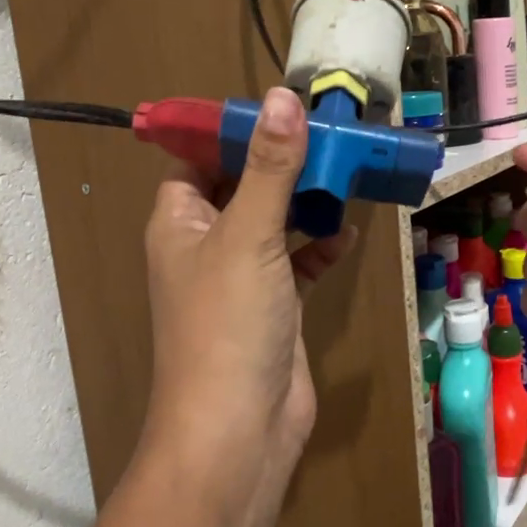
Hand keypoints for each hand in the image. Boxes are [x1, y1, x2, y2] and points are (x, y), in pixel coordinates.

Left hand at [144, 87, 357, 455]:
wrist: (239, 429)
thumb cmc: (228, 324)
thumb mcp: (249, 235)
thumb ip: (269, 167)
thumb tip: (281, 98)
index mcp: (179, 223)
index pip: (197, 159)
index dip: (231, 131)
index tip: (280, 108)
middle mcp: (205, 245)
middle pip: (241, 186)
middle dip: (280, 161)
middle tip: (329, 133)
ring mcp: (241, 278)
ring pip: (274, 222)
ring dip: (305, 200)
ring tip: (346, 172)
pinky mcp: (274, 307)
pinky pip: (297, 262)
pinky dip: (319, 246)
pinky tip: (345, 235)